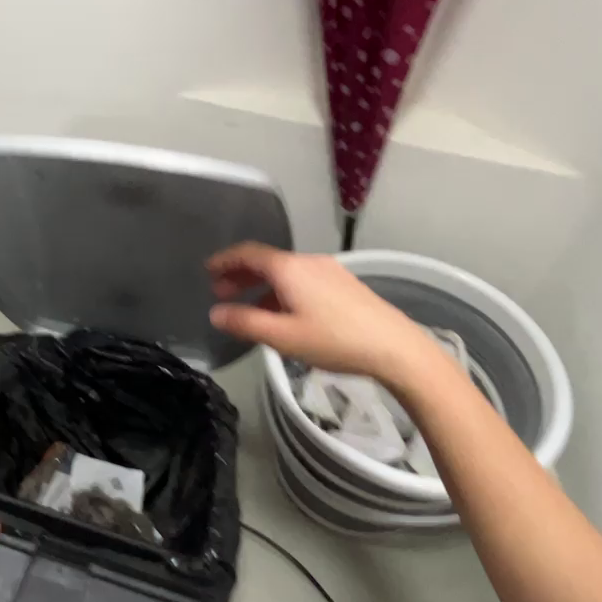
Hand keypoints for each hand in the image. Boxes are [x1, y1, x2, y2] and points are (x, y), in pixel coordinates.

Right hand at [207, 242, 439, 380]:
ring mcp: (329, 272)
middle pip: (267, 261)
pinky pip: (302, 281)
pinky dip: (282, 291)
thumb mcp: (283, 337)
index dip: (225, 260)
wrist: (394, 347)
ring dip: (262, 286)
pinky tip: (282, 315)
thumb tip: (216, 313)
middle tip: (221, 292)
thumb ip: (246, 323)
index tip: (208, 270)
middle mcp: (308, 262)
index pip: (249, 254)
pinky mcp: (343, 285)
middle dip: (241, 274)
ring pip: (286, 273)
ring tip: (249, 309)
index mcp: (290, 269)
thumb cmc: (334, 340)